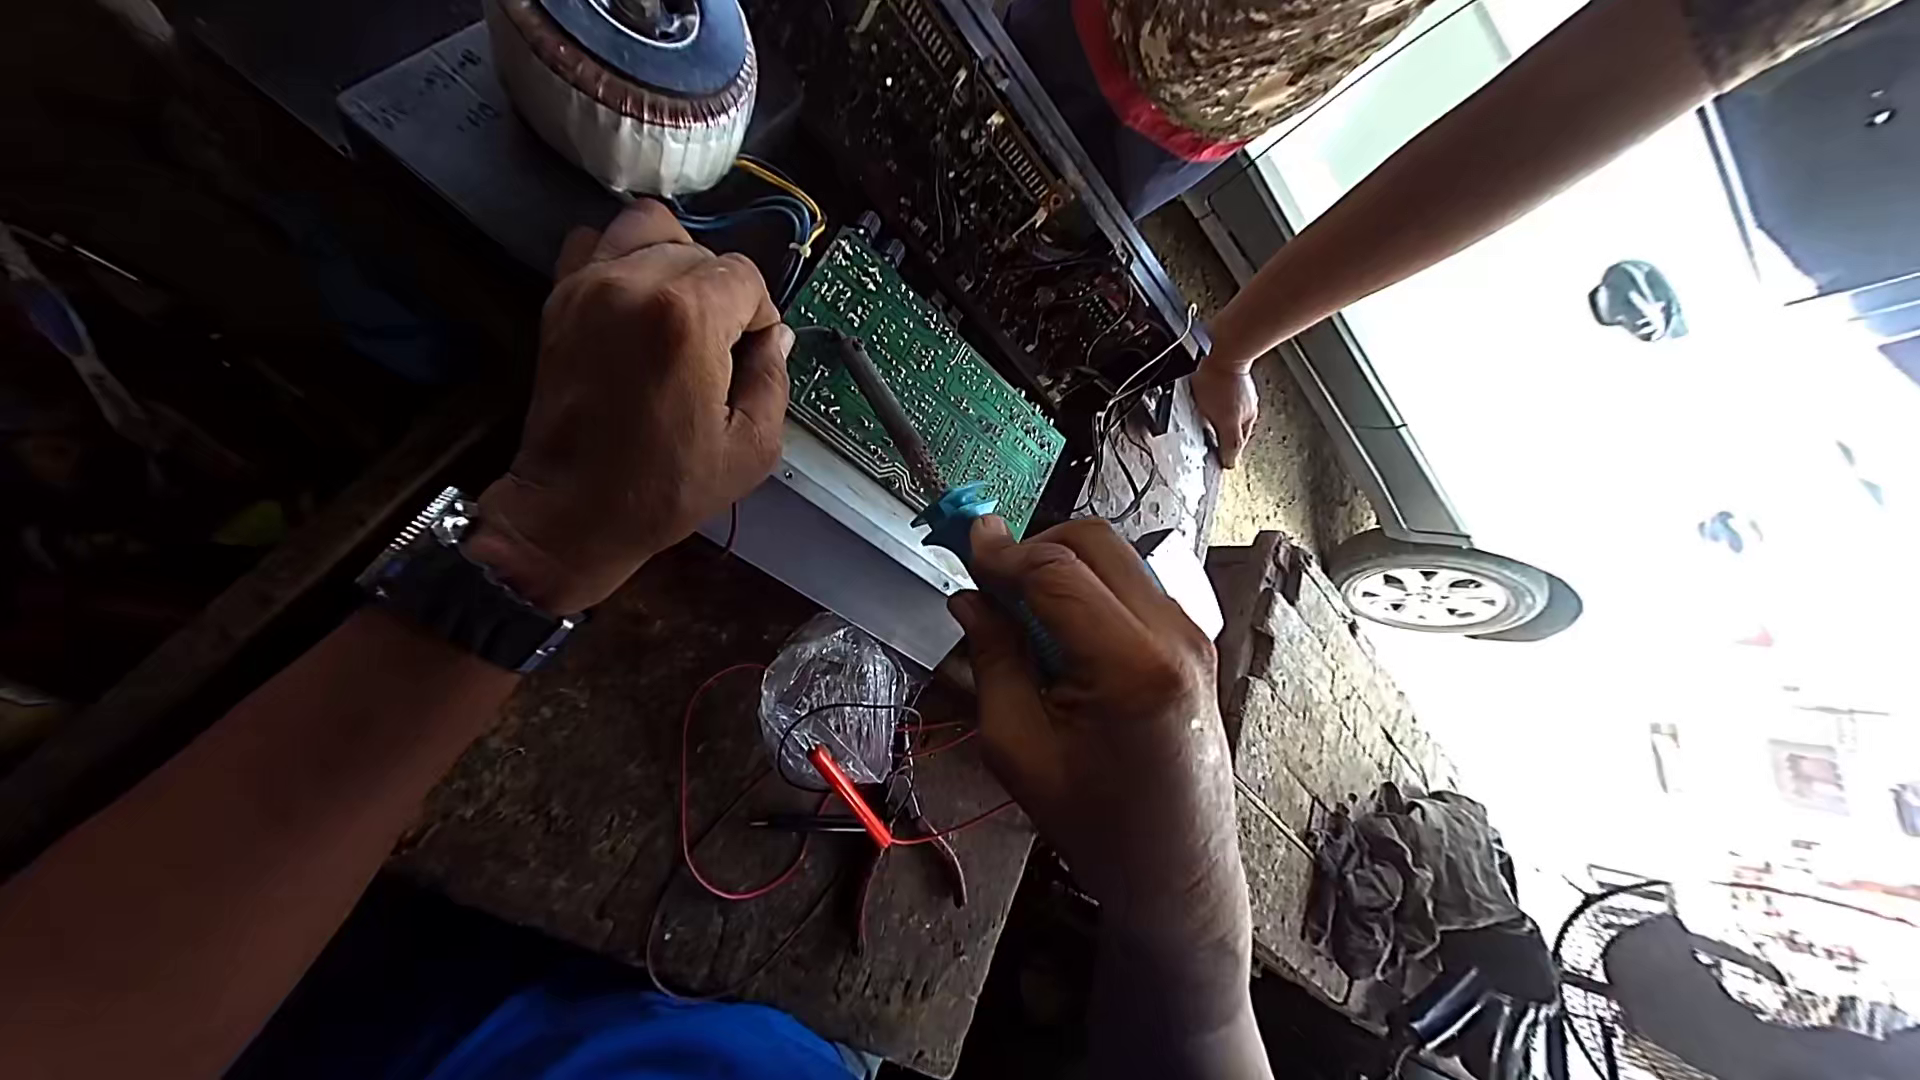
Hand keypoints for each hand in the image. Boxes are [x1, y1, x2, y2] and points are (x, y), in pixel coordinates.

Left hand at [465, 200, 792, 612]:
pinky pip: (597, 241)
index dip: (760, 316)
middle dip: (725, 295)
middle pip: (703, 251)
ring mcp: (588, 283)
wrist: (577, 509)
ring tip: (684, 312)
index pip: (745, 276)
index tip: (752, 357)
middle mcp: (635, 282)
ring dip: (679, 261)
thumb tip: (775, 336)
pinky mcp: (560, 297)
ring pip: (650, 228)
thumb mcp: (754, 447)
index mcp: (688, 319)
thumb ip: (773, 378)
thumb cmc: (672, 486)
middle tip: (720, 349)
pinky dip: (626, 259)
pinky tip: (640, 303)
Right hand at [950, 517, 1247, 956]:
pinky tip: (1064, 625)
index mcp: (1130, 666)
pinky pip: (1133, 582)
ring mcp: (1192, 633)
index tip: (967, 545)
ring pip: (1117, 554)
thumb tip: (969, 598)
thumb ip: (993, 659)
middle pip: (1095, 541)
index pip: (1057, 570)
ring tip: (1023, 607)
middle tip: (993, 580)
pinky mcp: (1193, 641)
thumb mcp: (1019, 748)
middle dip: (1035, 546)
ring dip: (1062, 563)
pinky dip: (1090, 583)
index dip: (1004, 552)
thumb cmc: (1097, 824)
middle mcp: (1173, 634)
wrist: (1179, 868)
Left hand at [1188, 361, 1257, 468]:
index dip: (1224, 452)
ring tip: (1199, 422)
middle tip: (1205, 442)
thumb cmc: (1222, 381)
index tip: (1214, 459)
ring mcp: (1233, 390)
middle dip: (1217, 435)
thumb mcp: (1227, 420)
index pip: (1236, 443)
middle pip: (1229, 427)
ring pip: (1220, 411)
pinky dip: (1205, 401)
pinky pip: (1211, 395)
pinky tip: (1197, 401)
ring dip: (1210, 418)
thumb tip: (1230, 463)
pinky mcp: (1219, 377)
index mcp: (1248, 417)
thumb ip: (1230, 442)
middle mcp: (1244, 404)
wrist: (1219, 349)